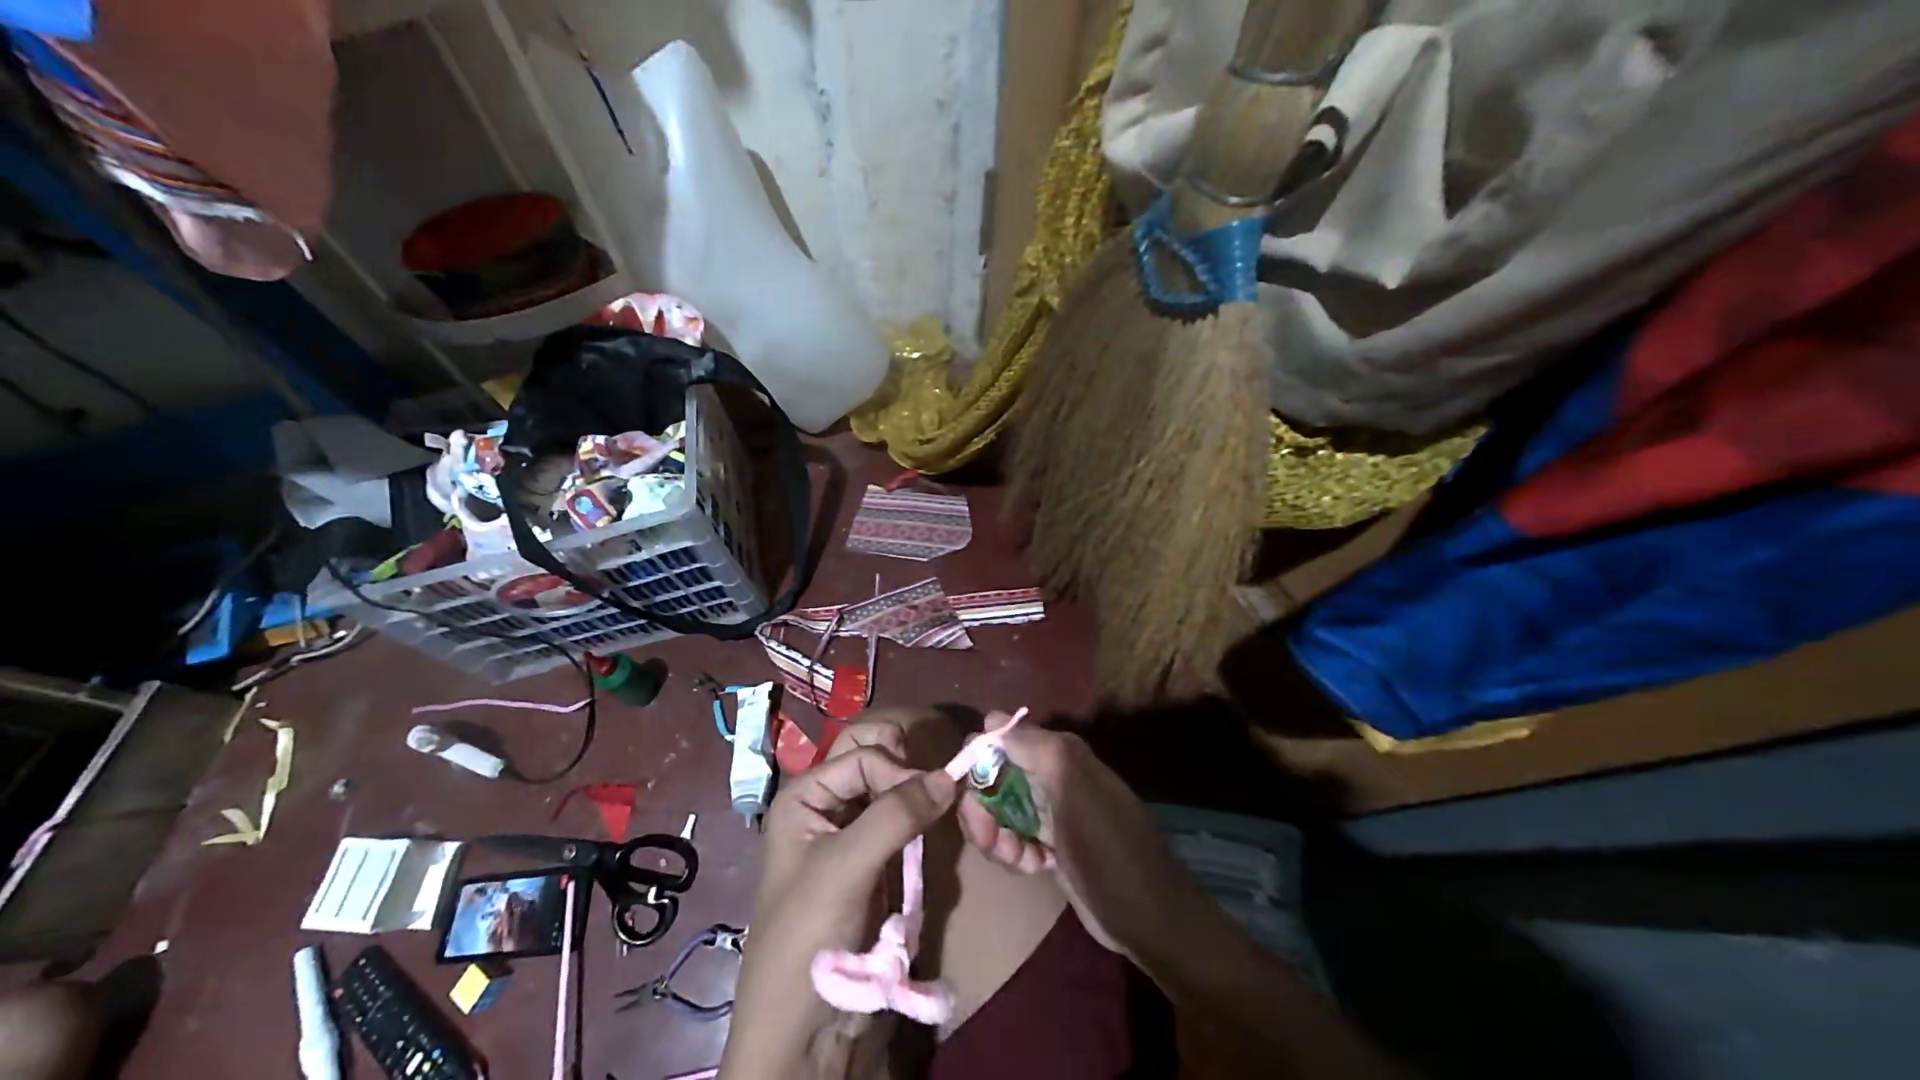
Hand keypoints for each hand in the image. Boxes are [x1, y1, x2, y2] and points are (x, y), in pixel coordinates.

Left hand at [722, 715, 959, 1077]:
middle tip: (941, 780)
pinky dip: (921, 818)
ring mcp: (852, 834)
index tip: (936, 795)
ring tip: (948, 799)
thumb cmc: (809, 934)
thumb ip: (895, 814)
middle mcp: (826, 806)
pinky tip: (938, 822)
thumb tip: (950, 775)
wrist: (803, 1026)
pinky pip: (901, 823)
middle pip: (872, 760)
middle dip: (907, 762)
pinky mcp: (874, 862)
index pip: (863, 756)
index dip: (900, 769)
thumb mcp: (845, 867)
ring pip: (890, 789)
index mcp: (805, 796)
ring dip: (917, 789)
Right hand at [956, 718, 1189, 960]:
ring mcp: (1051, 811)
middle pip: (993, 779)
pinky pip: (1014, 837)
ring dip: (998, 836)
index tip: (972, 798)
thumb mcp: (1073, 789)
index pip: (999, 742)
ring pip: (999, 811)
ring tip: (1021, 861)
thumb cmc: (1107, 849)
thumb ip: (1034, 748)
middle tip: (989, 841)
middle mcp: (1053, 775)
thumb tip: (991, 718)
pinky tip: (1034, 868)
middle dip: (983, 809)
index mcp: (1058, 754)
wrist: (1147, 918)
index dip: (978, 765)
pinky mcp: (1051, 843)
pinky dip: (1015, 853)